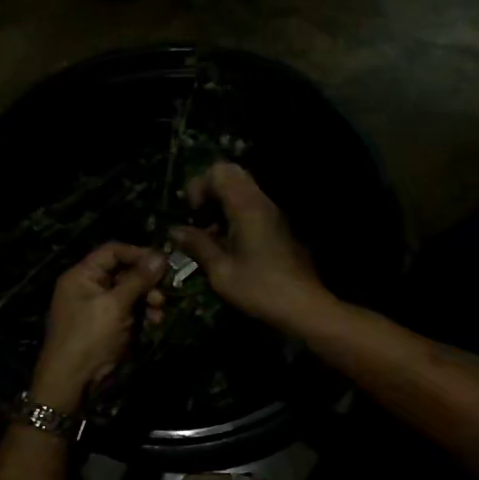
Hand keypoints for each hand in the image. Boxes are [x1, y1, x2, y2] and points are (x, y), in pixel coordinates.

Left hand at [32, 242, 165, 412]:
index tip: (163, 263)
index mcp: (82, 275)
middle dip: (147, 281)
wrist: (73, 382)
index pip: (113, 251)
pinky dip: (143, 315)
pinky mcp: (109, 326)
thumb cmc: (90, 338)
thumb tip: (161, 256)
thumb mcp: (115, 305)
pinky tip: (155, 323)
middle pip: (124, 272)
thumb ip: (138, 279)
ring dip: (149, 299)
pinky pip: (130, 312)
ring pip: (131, 293)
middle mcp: (89, 287)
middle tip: (164, 292)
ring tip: (160, 312)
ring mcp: (99, 308)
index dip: (138, 253)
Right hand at [170, 162, 331, 328]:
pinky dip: (234, 217)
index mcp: (246, 206)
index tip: (192, 218)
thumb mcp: (221, 271)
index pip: (218, 172)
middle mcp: (261, 202)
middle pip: (231, 175)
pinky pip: (251, 208)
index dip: (198, 188)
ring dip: (221, 207)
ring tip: (210, 237)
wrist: (304, 307)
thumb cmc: (259, 289)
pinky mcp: (278, 227)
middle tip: (199, 222)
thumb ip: (197, 245)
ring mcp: (272, 213)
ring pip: (241, 191)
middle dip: (209, 193)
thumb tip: (175, 230)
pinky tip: (228, 247)